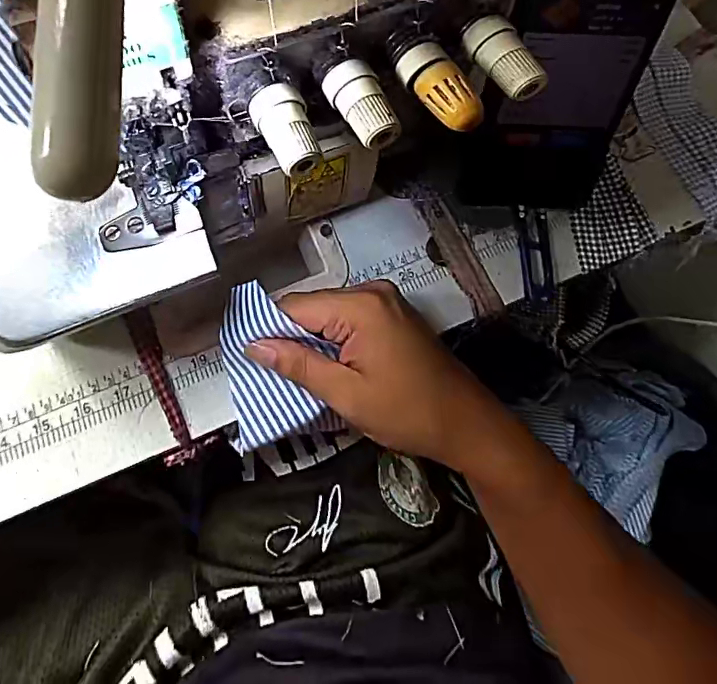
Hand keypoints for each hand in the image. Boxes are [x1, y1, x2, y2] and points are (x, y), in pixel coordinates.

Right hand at [244, 280, 528, 475]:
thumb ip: (299, 366)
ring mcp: (383, 301)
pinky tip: (327, 367)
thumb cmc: (409, 413)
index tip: (248, 356)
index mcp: (360, 306)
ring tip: (297, 374)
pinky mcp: (390, 313)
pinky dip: (332, 340)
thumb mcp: (347, 395)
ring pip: (327, 314)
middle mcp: (371, 292)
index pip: (295, 306)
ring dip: (310, 341)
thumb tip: (254, 346)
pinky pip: (347, 319)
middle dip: (289, 337)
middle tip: (271, 373)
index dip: (268, 330)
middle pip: (311, 307)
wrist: (468, 424)